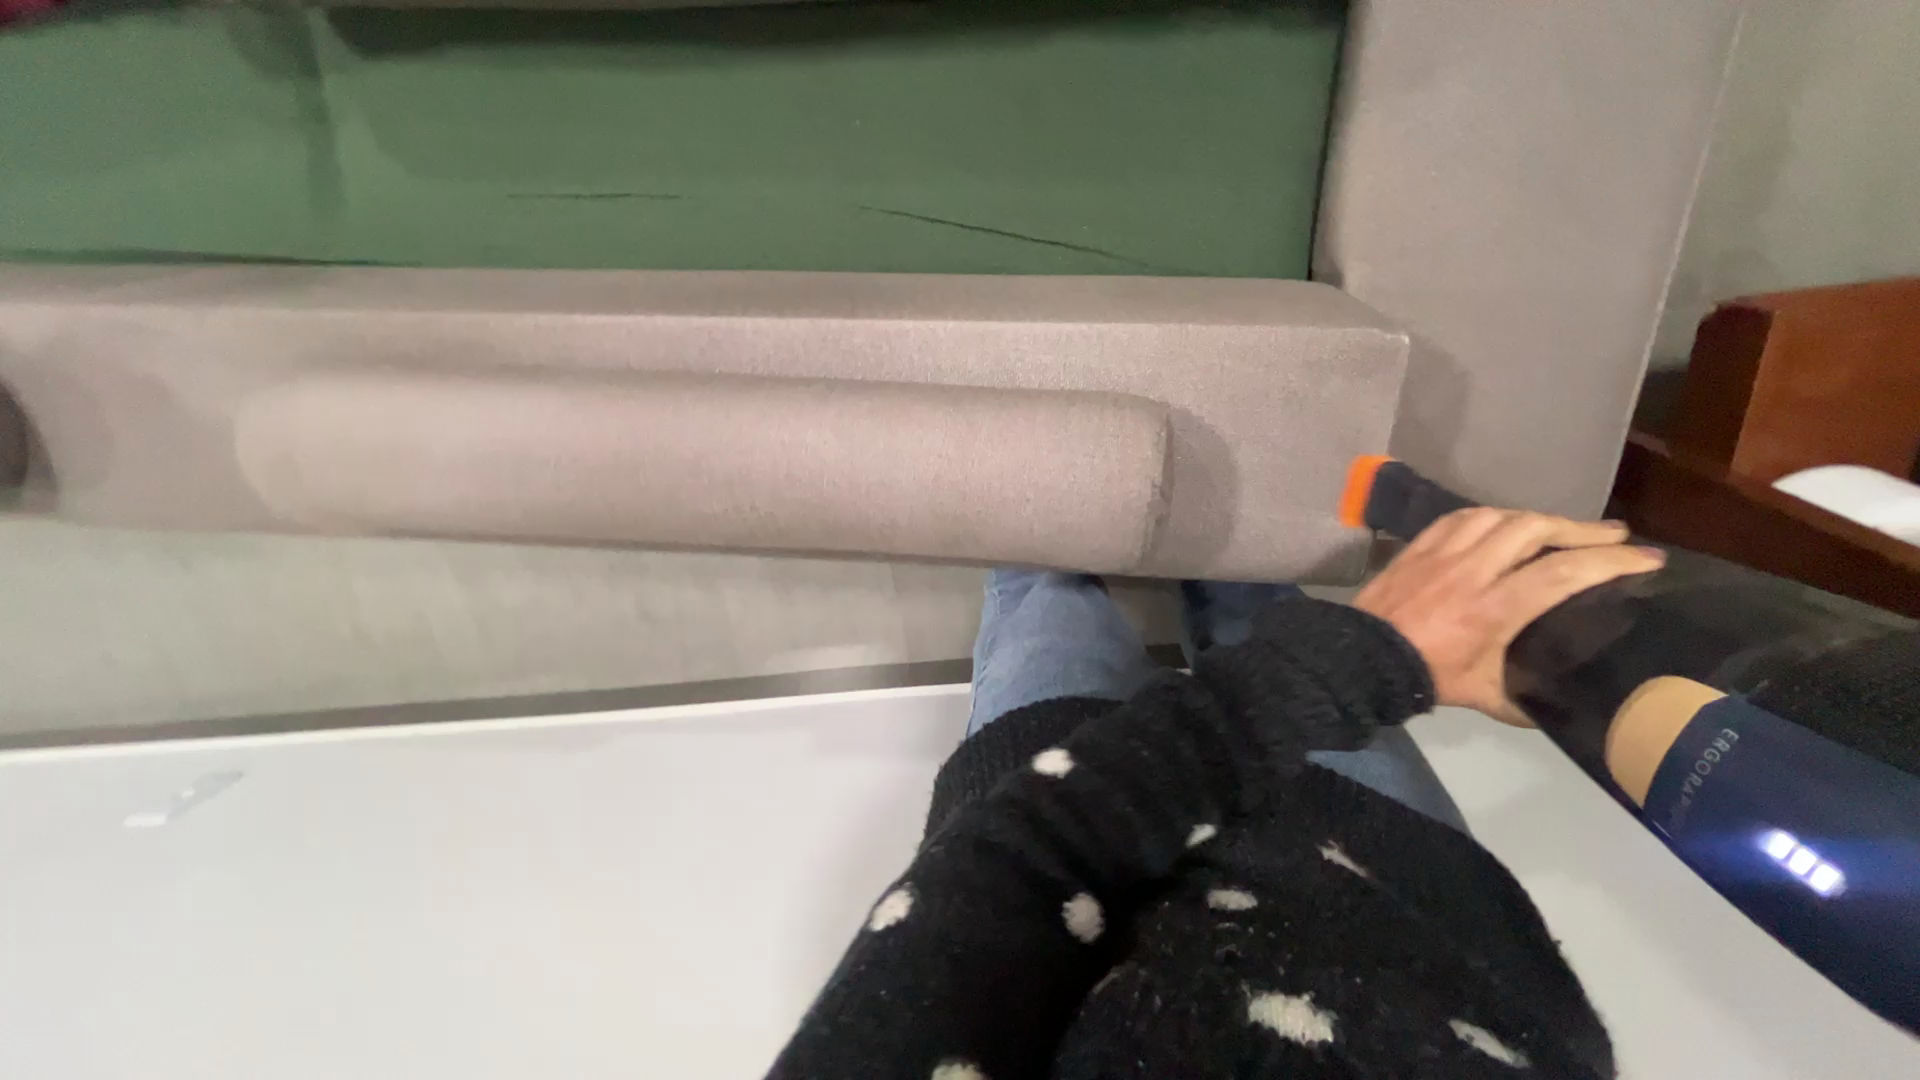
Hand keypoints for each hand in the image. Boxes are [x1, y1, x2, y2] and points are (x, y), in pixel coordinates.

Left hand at [1352, 508, 1664, 725]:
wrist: (1360, 655)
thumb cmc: (1425, 674)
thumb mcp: (1482, 694)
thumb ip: (1524, 701)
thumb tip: (1559, 711)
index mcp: (1494, 607)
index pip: (1563, 572)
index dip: (1610, 560)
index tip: (1647, 558)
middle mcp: (1470, 570)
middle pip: (1533, 529)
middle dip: (1580, 528)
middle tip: (1613, 535)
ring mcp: (1440, 554)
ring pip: (1496, 516)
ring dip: (1535, 517)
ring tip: (1561, 526)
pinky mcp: (1416, 547)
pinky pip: (1458, 518)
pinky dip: (1490, 515)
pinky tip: (1504, 521)